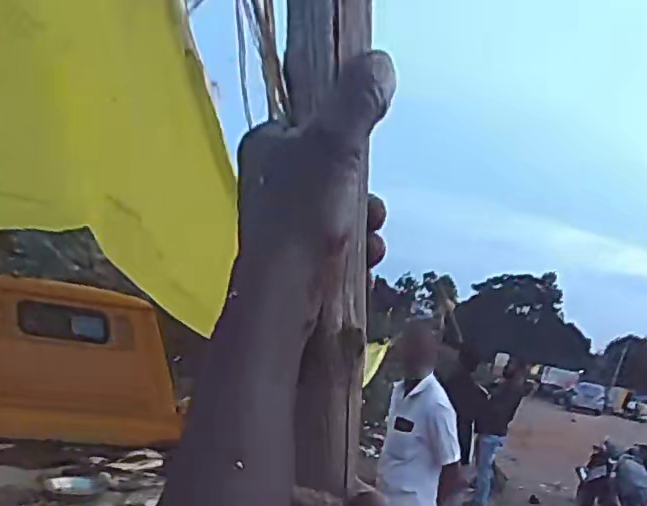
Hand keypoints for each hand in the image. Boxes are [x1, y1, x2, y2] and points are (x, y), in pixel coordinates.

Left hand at [236, 51, 393, 274]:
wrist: (284, 300)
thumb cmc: (303, 218)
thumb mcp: (335, 146)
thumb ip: (357, 104)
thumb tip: (380, 64)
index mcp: (266, 148)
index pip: (310, 128)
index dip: (345, 142)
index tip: (366, 160)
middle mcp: (268, 188)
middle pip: (331, 180)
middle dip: (363, 198)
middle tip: (375, 213)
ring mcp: (280, 233)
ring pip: (335, 222)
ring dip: (364, 234)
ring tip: (374, 248)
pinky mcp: (293, 271)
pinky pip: (332, 258)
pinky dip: (353, 263)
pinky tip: (364, 272)